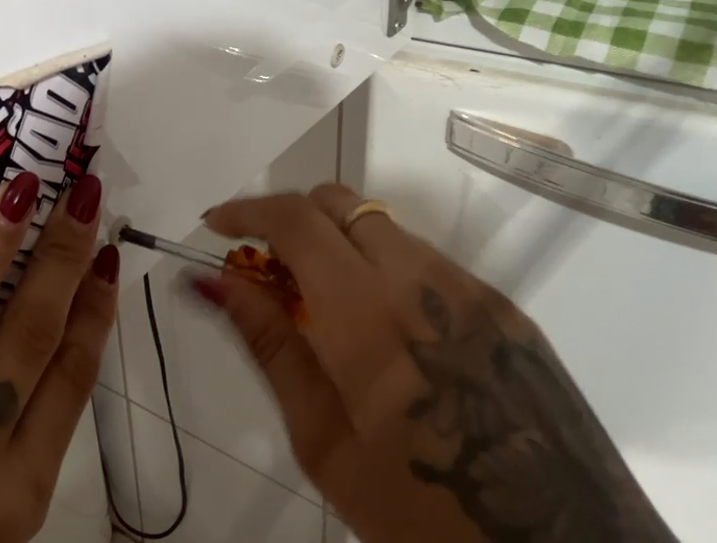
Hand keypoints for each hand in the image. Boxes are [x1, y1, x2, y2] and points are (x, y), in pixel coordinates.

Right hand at [196, 184, 676, 542]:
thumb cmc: (421, 512)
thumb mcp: (325, 441)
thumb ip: (269, 345)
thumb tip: (209, 280)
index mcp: (369, 313)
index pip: (297, 220)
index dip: (248, 211)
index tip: (216, 226)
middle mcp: (423, 281)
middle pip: (342, 203)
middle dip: (291, 217)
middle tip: (266, 269)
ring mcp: (472, 292)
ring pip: (385, 229)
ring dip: (337, 242)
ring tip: (320, 308)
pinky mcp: (507, 313)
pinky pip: (428, 261)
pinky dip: (383, 267)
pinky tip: (381, 332)